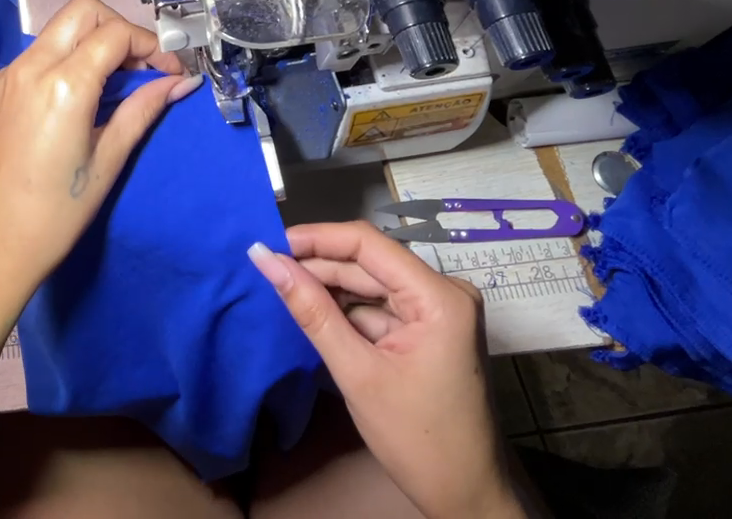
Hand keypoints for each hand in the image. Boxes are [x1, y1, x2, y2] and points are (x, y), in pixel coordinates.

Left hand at [0, 0, 198, 311]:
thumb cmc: (55, 214)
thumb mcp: (107, 162)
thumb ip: (143, 110)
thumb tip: (180, 82)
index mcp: (63, 85)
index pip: (115, 33)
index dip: (152, 45)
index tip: (170, 72)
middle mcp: (30, 67)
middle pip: (83, 10)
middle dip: (119, 28)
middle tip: (141, 68)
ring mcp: (7, 75)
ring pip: (58, 28)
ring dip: (93, 40)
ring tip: (115, 84)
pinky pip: (38, 53)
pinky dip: (67, 57)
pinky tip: (80, 97)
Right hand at [248, 221, 529, 518]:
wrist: (468, 499)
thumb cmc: (417, 440)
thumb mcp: (356, 372)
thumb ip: (310, 309)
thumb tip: (263, 258)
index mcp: (439, 296)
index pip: (367, 243)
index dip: (315, 238)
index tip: (269, 244)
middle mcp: (443, 291)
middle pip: (367, 262)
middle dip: (316, 265)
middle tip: (266, 268)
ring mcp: (438, 309)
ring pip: (369, 282)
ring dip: (327, 287)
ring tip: (281, 287)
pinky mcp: (429, 327)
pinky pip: (378, 304)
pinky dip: (345, 308)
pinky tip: (312, 310)